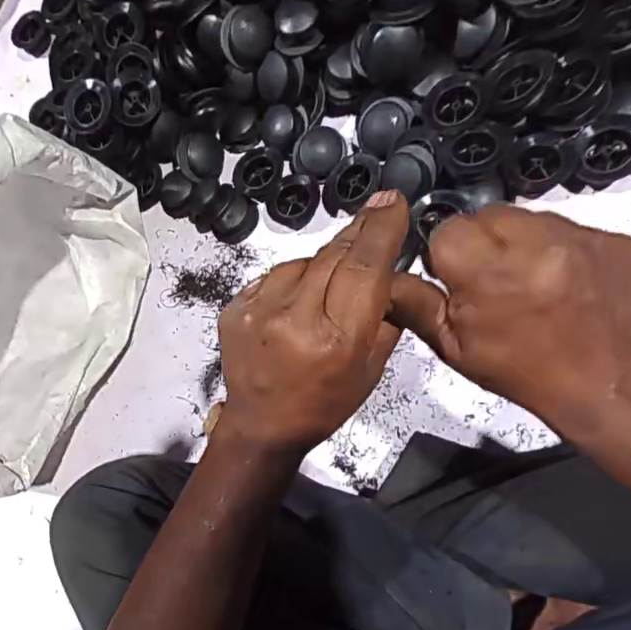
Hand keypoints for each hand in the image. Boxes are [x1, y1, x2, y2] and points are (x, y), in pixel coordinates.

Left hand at [216, 191, 408, 453]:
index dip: (381, 229)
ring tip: (325, 296)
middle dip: (358, 232)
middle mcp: (295, 321)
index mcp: (337, 340)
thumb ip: (385, 319)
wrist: (262, 425)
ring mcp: (260, 312)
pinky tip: (296, 305)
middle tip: (376, 213)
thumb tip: (393, 273)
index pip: (364, 267)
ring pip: (303, 261)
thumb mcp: (368, 371)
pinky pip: (275, 275)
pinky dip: (291, 281)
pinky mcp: (236, 309)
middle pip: (334, 254)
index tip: (391, 204)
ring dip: (322, 265)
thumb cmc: (318, 405)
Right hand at [390, 205, 630, 427]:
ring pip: (527, 217)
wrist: (595, 382)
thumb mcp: (454, 347)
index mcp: (487, 272)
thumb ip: (417, 306)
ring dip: (520, 243)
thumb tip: (388, 282)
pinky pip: (567, 228)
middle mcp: (534, 245)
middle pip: (487, 215)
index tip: (456, 276)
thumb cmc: (524, 370)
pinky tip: (557, 283)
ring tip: (528, 285)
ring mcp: (576, 239)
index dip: (446, 254)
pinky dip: (557, 249)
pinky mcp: (607, 239)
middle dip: (483, 244)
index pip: (447, 229)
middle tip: (493, 284)